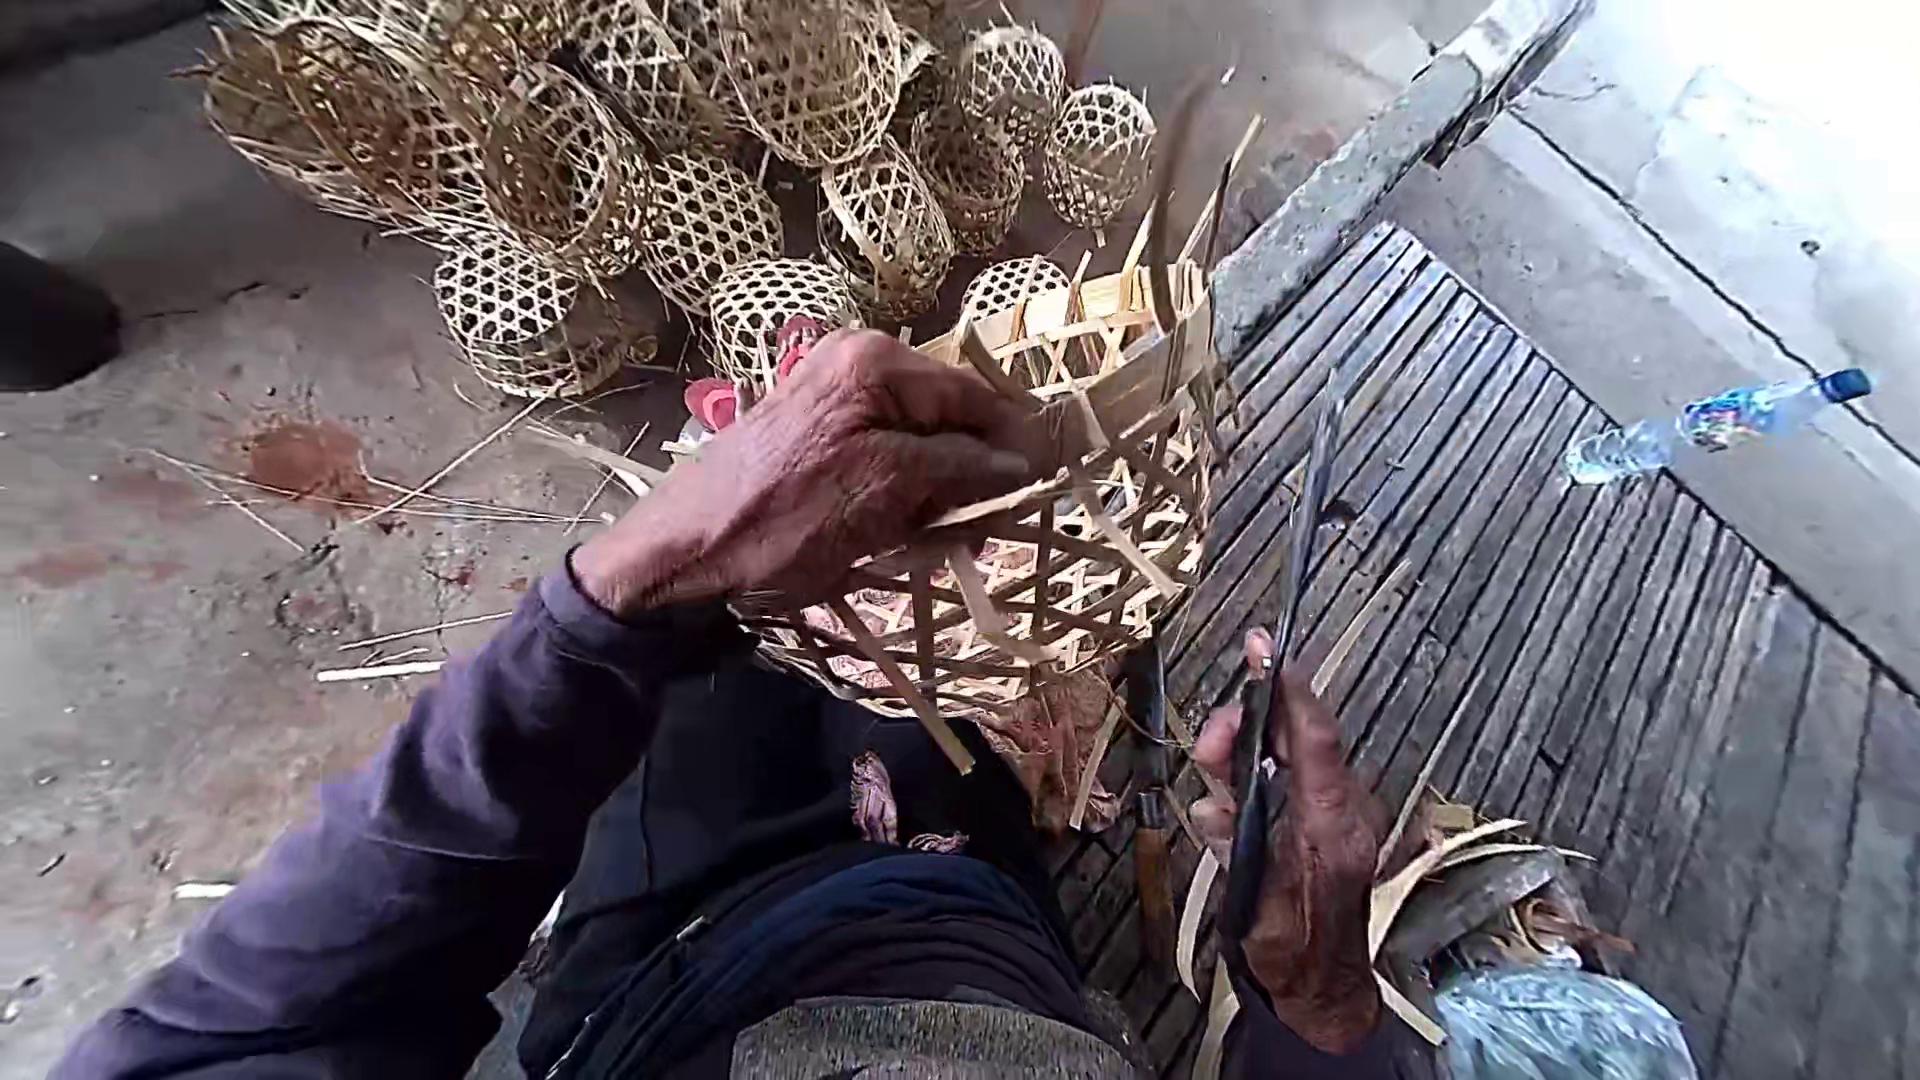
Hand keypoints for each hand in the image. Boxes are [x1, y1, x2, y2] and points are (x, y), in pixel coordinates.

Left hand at [573, 329, 1033, 615]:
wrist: (683, 556)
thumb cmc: (783, 520)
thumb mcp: (883, 489)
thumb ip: (958, 465)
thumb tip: (1020, 462)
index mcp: (876, 363)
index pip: (974, 394)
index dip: (1012, 441)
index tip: (1038, 489)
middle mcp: (858, 367)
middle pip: (949, 417)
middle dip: (974, 473)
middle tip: (984, 529)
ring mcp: (837, 403)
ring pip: (922, 443)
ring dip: (941, 493)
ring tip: (942, 540)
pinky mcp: (824, 439)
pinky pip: (889, 461)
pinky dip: (908, 497)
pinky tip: (904, 531)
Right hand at [1190, 631, 1388, 1053]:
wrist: (1315, 983)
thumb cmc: (1289, 942)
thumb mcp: (1254, 894)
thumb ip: (1234, 840)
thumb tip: (1212, 807)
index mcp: (1331, 820)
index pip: (1314, 738)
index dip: (1288, 688)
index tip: (1262, 645)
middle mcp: (1335, 805)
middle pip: (1286, 735)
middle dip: (1239, 730)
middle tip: (1207, 751)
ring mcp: (1322, 807)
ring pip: (1269, 752)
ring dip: (1232, 762)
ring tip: (1215, 796)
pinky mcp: (1307, 813)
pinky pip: (1265, 778)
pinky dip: (1236, 789)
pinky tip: (1226, 823)